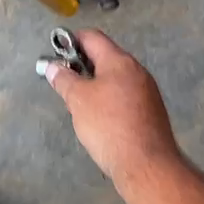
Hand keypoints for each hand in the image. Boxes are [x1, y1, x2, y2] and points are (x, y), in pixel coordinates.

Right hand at [43, 30, 181, 183]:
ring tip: (81, 107)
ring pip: (115, 79)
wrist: (147, 167)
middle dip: (82, 67)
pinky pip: (125, 97)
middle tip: (66, 85)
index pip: (92, 37)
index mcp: (119, 61)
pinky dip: (110, 101)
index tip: (56, 55)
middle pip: (105, 57)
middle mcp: (137, 70)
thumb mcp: (78, 100)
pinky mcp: (151, 112)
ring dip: (96, 86)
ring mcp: (147, 92)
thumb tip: (52, 66)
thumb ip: (64, 79)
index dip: (71, 41)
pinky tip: (101, 122)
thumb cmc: (109, 126)